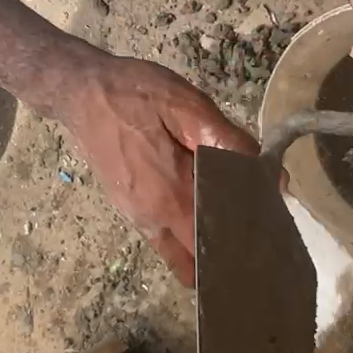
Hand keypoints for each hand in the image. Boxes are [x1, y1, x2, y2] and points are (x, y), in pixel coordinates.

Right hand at [53, 54, 257, 285]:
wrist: (80, 91)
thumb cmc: (135, 94)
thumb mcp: (188, 106)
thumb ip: (229, 142)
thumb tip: (273, 177)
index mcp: (171, 196)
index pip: (216, 245)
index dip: (245, 245)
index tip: (272, 234)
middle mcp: (152, 218)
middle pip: (196, 261)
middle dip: (224, 256)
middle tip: (256, 234)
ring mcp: (135, 216)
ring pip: (177, 254)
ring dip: (201, 250)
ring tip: (233, 225)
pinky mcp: (125, 207)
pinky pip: (161, 237)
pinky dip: (183, 237)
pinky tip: (201, 209)